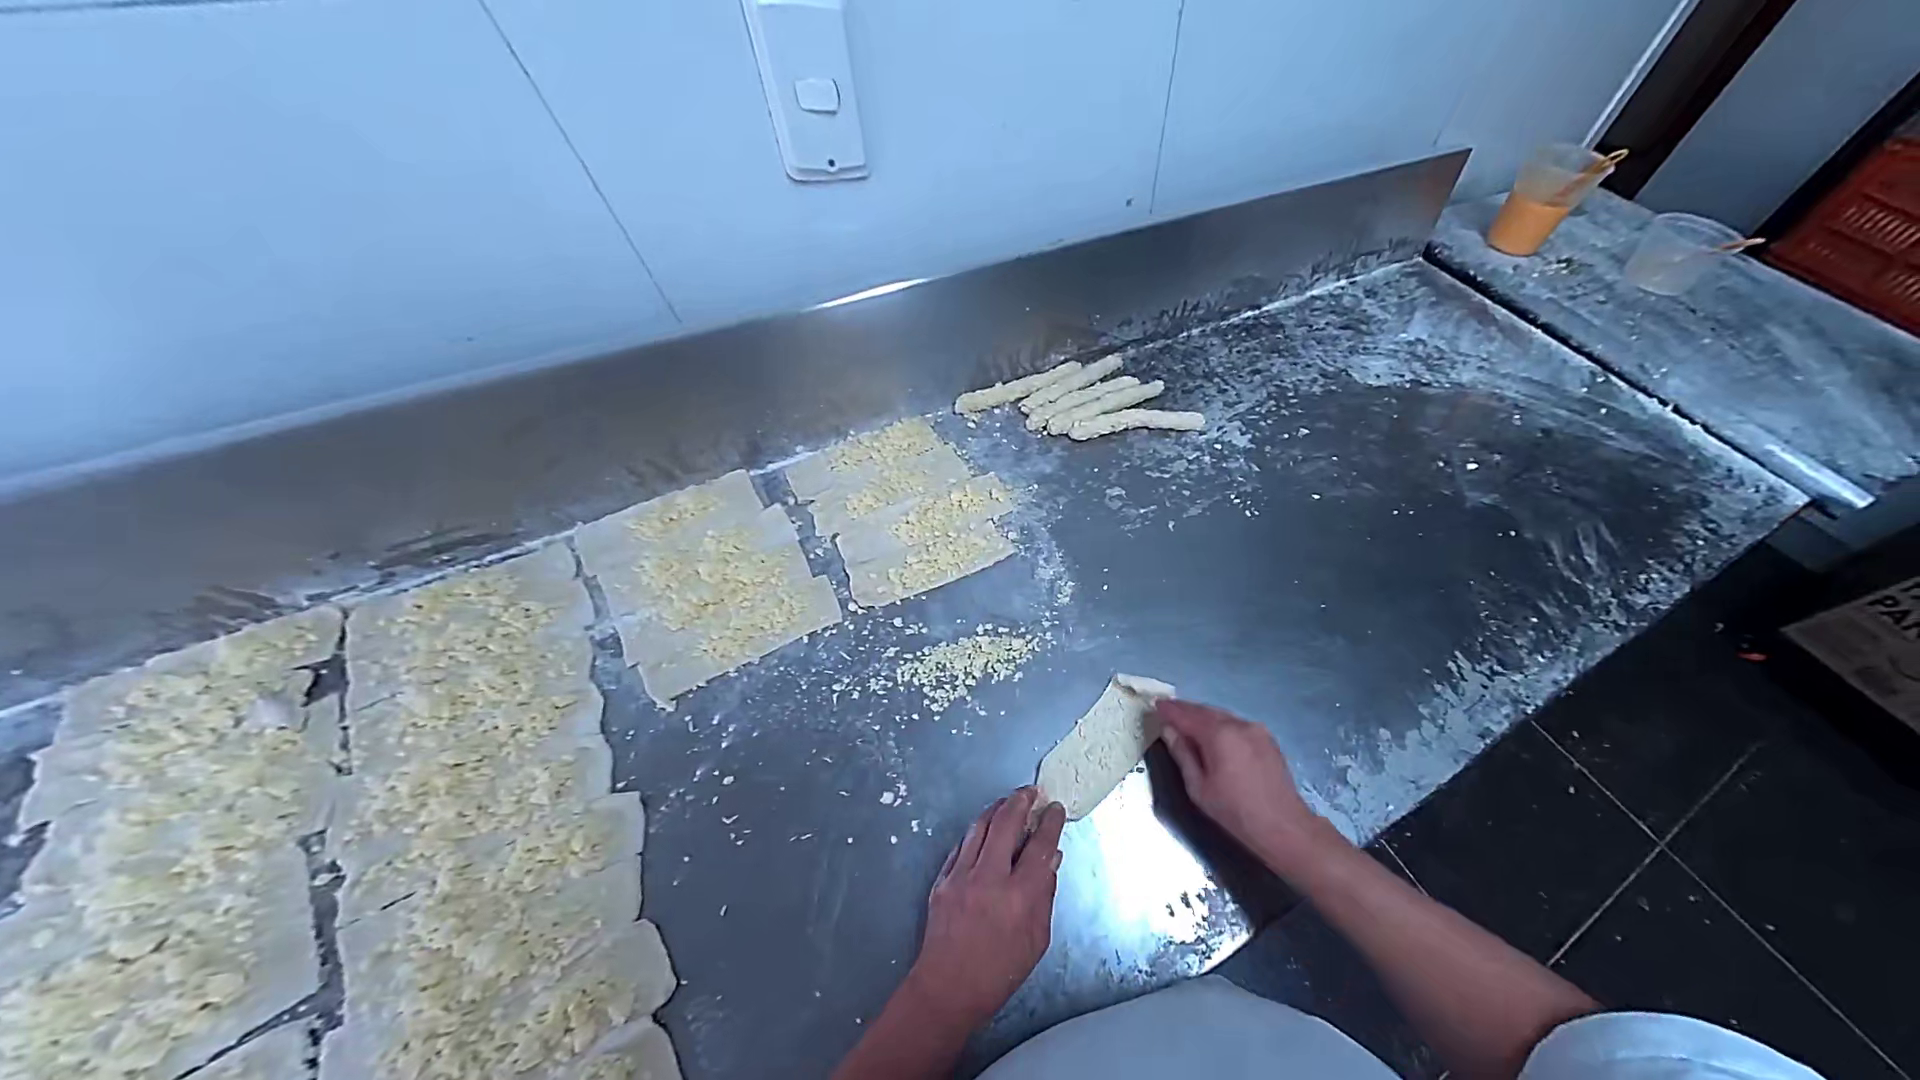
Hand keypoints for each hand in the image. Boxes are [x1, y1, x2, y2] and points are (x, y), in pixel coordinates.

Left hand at [905, 788, 1065, 1030]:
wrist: (948, 988)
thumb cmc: (999, 972)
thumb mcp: (1037, 940)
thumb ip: (1045, 894)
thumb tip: (1051, 858)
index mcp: (1019, 896)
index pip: (1040, 846)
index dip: (1050, 823)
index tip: (1055, 809)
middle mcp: (989, 878)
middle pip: (1007, 823)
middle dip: (1022, 801)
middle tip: (1031, 792)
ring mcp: (961, 876)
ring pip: (980, 826)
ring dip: (997, 809)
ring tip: (1009, 802)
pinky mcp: (942, 879)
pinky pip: (962, 845)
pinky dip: (976, 831)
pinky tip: (984, 828)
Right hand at [1157, 700, 1333, 874]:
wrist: (1284, 827)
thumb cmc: (1235, 811)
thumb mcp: (1198, 787)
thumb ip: (1182, 754)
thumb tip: (1169, 731)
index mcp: (1219, 735)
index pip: (1186, 715)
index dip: (1169, 710)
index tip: (1155, 705)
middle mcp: (1238, 725)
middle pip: (1204, 710)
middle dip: (1185, 710)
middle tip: (1167, 711)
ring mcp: (1256, 729)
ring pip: (1221, 716)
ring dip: (1202, 717)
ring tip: (1187, 722)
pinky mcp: (1267, 738)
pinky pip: (1236, 723)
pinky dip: (1220, 724)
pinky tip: (1213, 734)